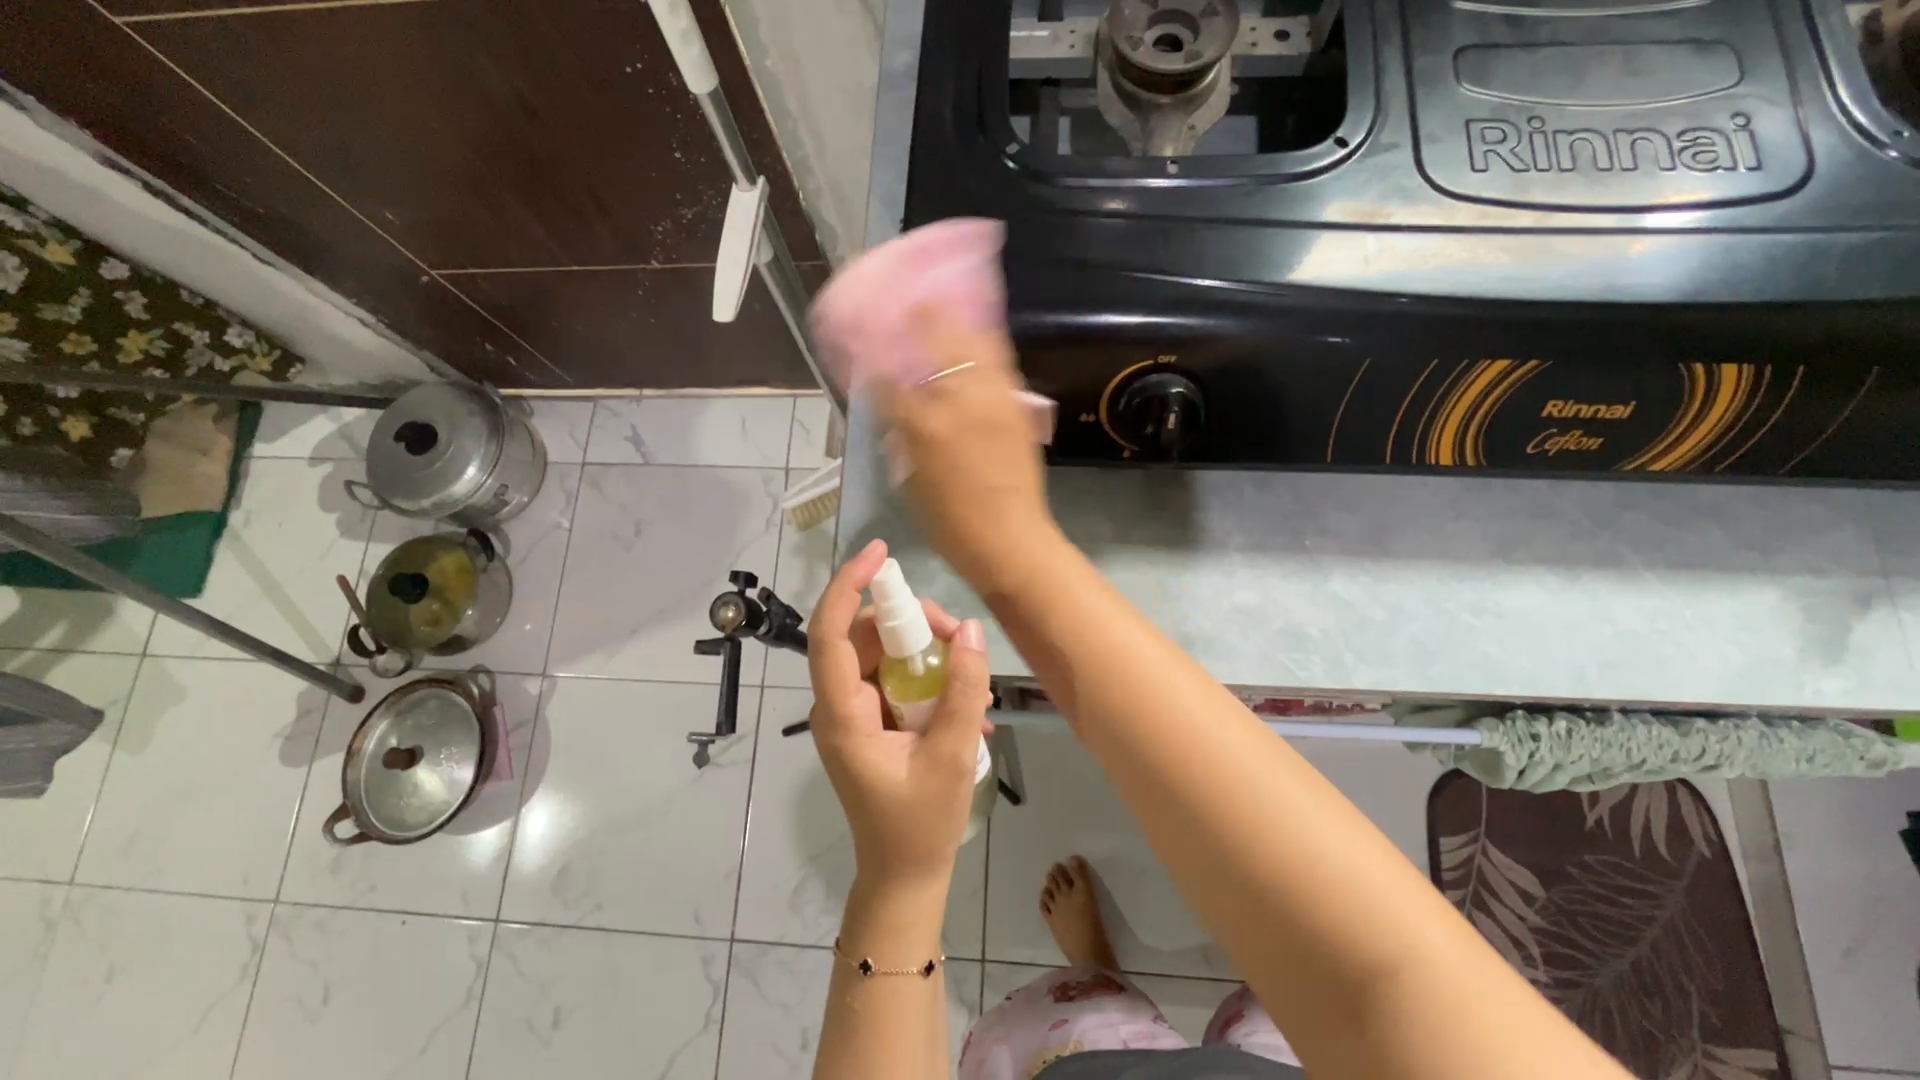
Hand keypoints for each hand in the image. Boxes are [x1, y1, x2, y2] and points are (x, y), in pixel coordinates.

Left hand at [808, 538, 993, 887]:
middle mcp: (838, 706)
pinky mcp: (869, 722)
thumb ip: (965, 691)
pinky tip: (962, 695)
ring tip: (966, 665)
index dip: (848, 586)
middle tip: (956, 631)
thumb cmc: (921, 823)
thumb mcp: (953, 755)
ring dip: (920, 647)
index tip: (879, 553)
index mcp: (843, 716)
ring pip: (877, 653)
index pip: (829, 634)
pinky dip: (923, 673)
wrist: (904, 873)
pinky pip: (890, 678)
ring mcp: (852, 714)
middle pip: (860, 637)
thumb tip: (972, 631)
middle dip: (906, 620)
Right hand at [878, 308, 1059, 592]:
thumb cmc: (950, 521)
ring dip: (954, 321)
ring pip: (973, 340)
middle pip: (936, 338)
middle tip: (907, 303)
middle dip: (918, 316)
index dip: (876, 355)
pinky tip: (973, 336)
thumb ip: (901, 433)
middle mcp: (959, 399)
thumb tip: (897, 402)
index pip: (890, 375)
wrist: (1009, 538)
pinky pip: (998, 359)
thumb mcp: (909, 478)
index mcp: (922, 424)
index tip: (867, 341)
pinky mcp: (1017, 402)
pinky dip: (982, 342)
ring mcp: (993, 396)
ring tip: (941, 307)